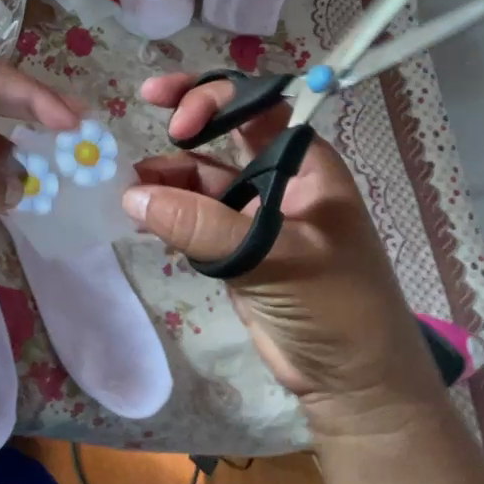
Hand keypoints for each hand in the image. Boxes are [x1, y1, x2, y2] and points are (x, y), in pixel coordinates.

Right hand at [125, 73, 446, 434]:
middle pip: (228, 128)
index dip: (217, 98)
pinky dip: (163, 207)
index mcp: (307, 168)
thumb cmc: (337, 308)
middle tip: (144, 99)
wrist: (353, 386)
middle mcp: (279, 180)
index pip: (262, 107)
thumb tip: (132, 194)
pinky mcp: (232, 246)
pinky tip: (139, 212)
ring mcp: (253, 212)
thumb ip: (202, 225)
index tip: (177, 120)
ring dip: (166, 171)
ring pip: (201, 173)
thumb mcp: (275, 258)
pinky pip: (189, 213)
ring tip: (130, 183)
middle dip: (189, 112)